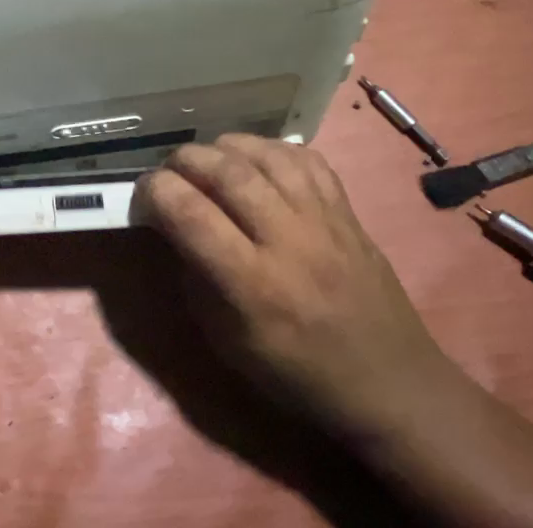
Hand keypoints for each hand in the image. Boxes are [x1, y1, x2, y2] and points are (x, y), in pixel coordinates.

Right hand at [134, 134, 459, 437]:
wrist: (391, 384)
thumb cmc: (296, 373)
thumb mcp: (226, 341)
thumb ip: (193, 276)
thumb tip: (169, 225)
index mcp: (251, 284)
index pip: (188, 212)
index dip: (153, 192)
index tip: (142, 197)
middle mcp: (287, 241)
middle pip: (224, 171)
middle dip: (182, 161)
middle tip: (168, 173)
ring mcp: (323, 220)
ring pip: (264, 154)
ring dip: (223, 148)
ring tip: (207, 161)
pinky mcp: (347, 211)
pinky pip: (304, 158)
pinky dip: (270, 150)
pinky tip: (254, 162)